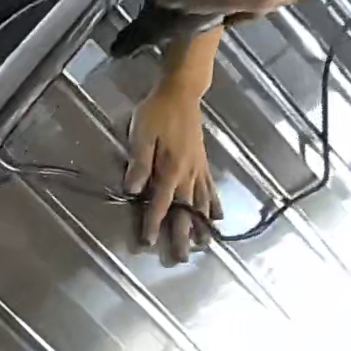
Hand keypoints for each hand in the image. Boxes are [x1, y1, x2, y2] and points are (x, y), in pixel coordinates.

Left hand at [126, 32, 222, 264]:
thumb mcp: (140, 136)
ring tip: (203, 246)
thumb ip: (138, 164)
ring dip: (201, 226)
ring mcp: (198, 169)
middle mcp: (187, 173)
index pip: (160, 202)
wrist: (181, 93)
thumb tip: (132, 190)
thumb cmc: (155, 113)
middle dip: (182, 234)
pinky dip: (214, 205)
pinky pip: (211, 189)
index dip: (153, 223)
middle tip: (181, 258)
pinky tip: (218, 218)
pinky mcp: (203, 162)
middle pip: (185, 210)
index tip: (149, 242)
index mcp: (170, 169)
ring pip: (201, 203)